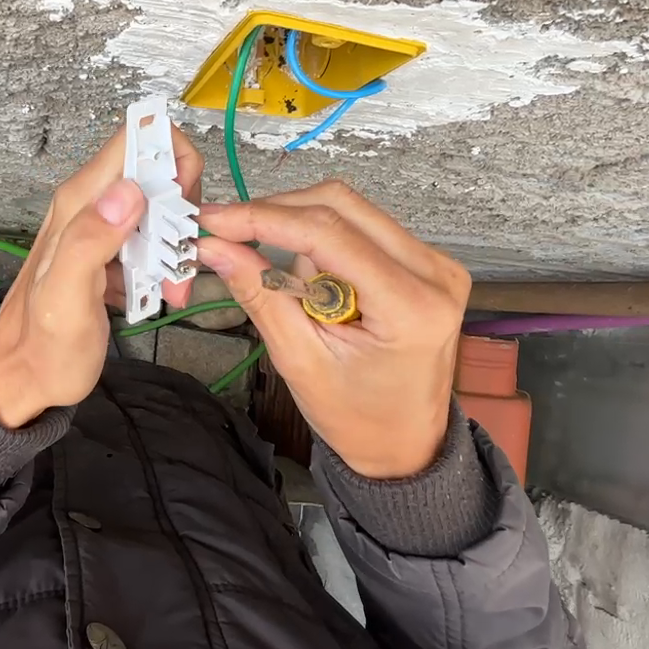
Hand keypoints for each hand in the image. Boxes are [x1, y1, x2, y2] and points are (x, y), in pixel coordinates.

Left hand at [0, 126, 203, 427]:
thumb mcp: (66, 298)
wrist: (24, 378)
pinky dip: (166, 263)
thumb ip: (90, 241)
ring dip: (177, 243)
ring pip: (159, 208)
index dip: (172, 159)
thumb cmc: (45, 348)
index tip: (183, 205)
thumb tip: (128, 191)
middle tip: (178, 257)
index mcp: (79, 203)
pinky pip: (151, 239)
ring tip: (169, 288)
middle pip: (156, 171)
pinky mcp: (109, 251)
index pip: (135, 139)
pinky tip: (160, 295)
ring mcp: (100, 226)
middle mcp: (89, 204)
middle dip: (182, 208)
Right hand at [196, 181, 470, 478]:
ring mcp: (433, 262)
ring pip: (347, 208)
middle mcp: (433, 272)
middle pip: (338, 205)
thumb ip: (260, 294)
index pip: (327, 233)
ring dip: (296, 226)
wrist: (405, 443)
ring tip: (281, 278)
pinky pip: (358, 224)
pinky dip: (318, 239)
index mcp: (411, 306)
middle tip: (228, 232)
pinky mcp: (422, 260)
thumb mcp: (298, 361)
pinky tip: (309, 280)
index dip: (263, 218)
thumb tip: (215, 246)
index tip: (215, 220)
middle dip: (275, 213)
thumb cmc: (357, 415)